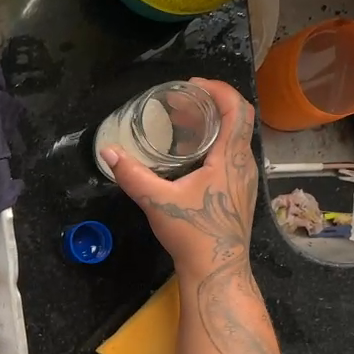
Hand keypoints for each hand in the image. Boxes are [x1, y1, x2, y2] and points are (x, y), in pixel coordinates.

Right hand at [103, 77, 258, 275]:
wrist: (216, 268)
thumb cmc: (193, 233)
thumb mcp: (157, 201)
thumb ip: (132, 175)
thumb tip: (108, 152)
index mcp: (230, 158)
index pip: (237, 110)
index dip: (219, 90)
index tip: (194, 85)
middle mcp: (243, 164)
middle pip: (239, 120)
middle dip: (213, 104)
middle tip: (183, 101)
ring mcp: (245, 179)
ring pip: (237, 139)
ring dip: (216, 125)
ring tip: (186, 124)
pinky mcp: (239, 192)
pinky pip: (233, 155)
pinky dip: (216, 144)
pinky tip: (193, 156)